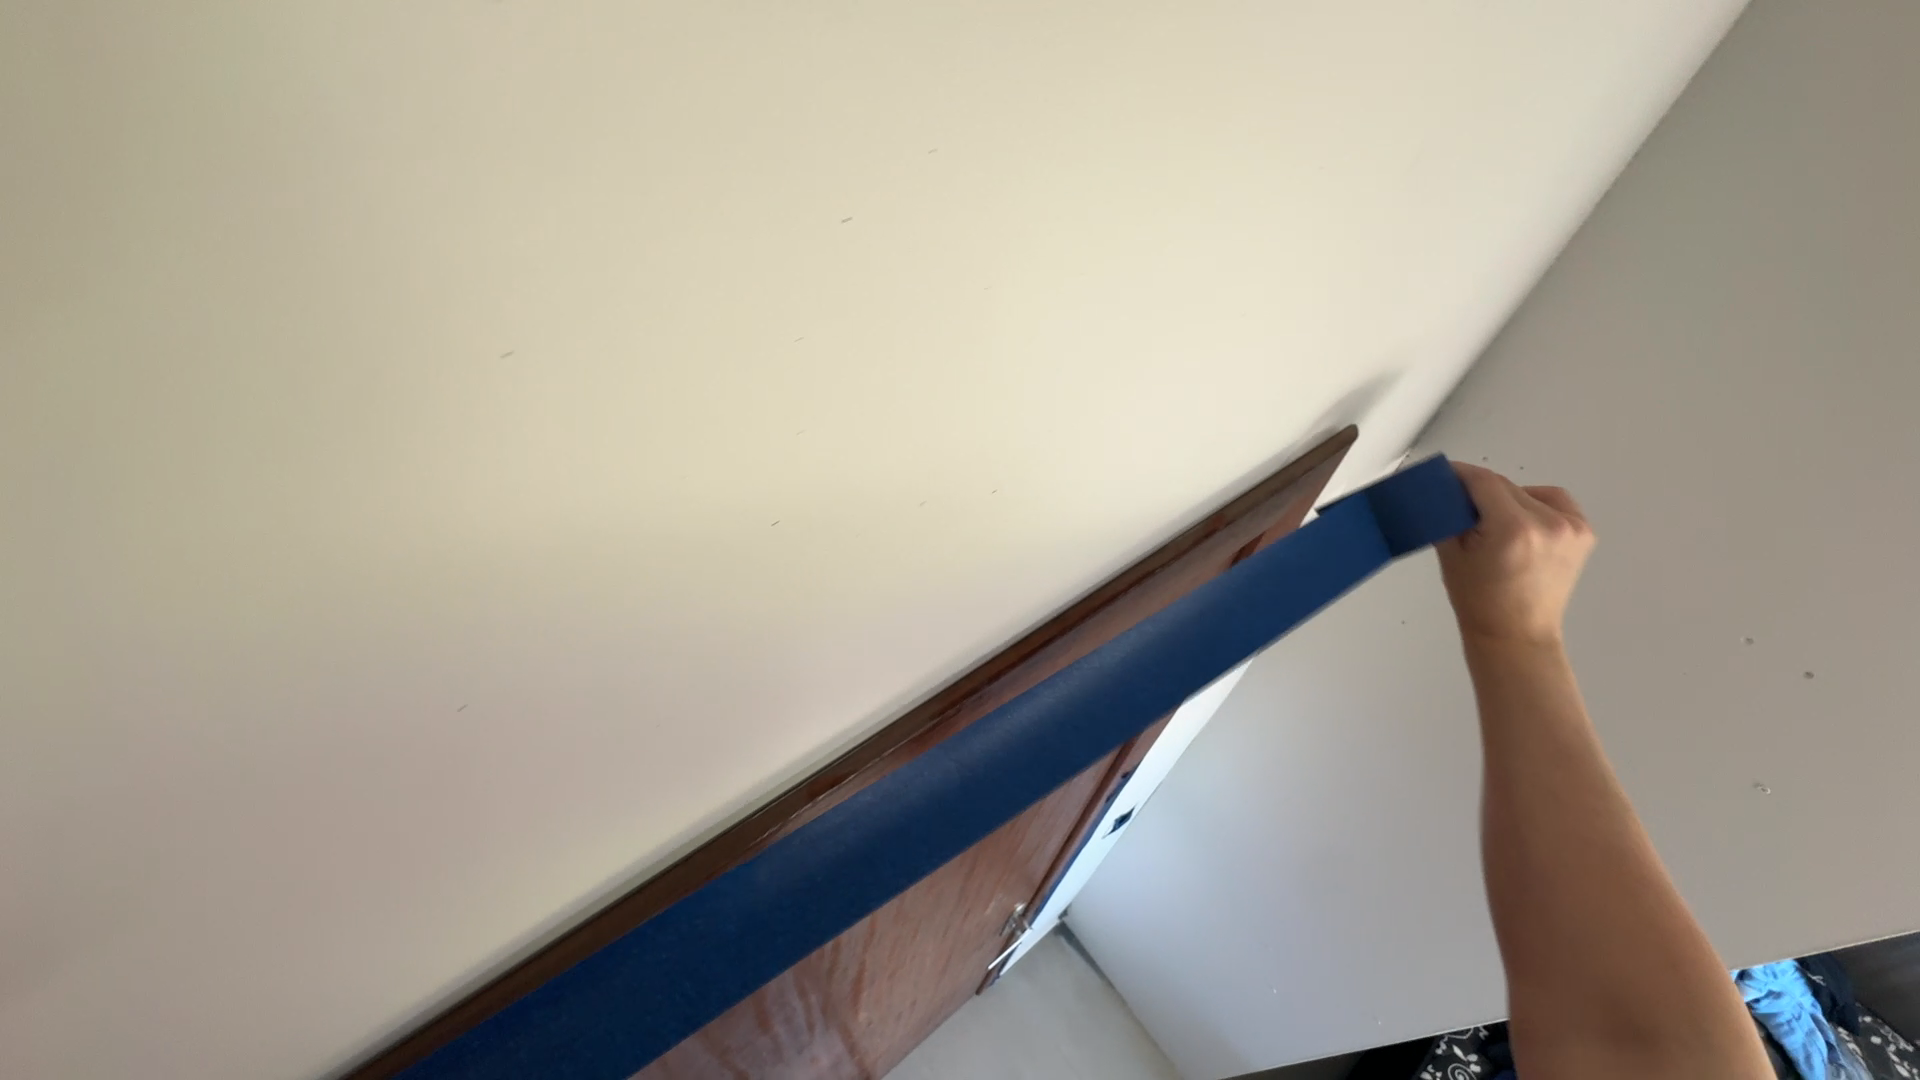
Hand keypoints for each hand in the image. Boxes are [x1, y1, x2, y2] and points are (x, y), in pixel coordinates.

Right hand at [1437, 463, 1595, 646]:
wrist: (1515, 632)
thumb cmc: (1476, 599)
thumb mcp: (1452, 554)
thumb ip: (1451, 517)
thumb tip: (1446, 492)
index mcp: (1513, 529)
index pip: (1484, 482)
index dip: (1461, 473)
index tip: (1443, 473)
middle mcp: (1549, 523)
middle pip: (1506, 486)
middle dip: (1479, 490)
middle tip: (1457, 500)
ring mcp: (1572, 528)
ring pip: (1529, 492)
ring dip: (1506, 496)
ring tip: (1490, 517)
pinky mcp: (1583, 533)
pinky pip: (1555, 502)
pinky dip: (1534, 502)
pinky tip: (1518, 518)